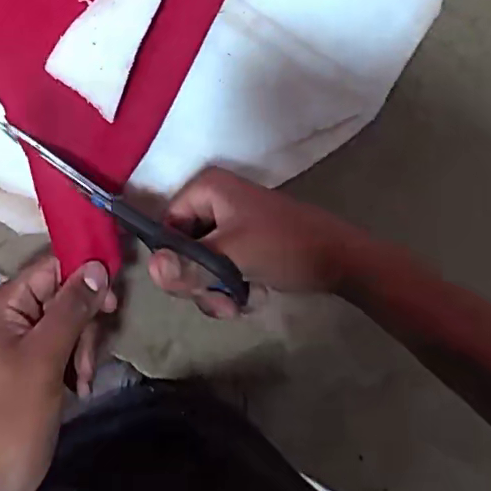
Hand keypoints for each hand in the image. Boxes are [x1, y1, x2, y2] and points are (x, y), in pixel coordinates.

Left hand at [0, 255, 112, 490]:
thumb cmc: (9, 418)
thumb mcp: (44, 359)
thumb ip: (72, 308)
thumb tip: (98, 265)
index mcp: (6, 303)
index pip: (54, 266)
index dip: (86, 275)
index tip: (113, 298)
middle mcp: (13, 314)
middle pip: (66, 293)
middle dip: (86, 322)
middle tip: (91, 355)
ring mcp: (23, 341)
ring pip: (71, 320)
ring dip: (85, 347)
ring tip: (83, 380)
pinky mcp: (34, 365)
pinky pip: (67, 345)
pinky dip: (79, 362)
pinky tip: (81, 387)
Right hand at [147, 167, 368, 318]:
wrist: (337, 258)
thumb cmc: (283, 246)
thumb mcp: (232, 257)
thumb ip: (191, 266)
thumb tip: (153, 268)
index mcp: (206, 188)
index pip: (165, 226)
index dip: (173, 259)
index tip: (189, 285)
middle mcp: (213, 200)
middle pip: (181, 249)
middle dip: (199, 281)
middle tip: (222, 299)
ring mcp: (228, 222)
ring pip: (200, 265)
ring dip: (216, 291)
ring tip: (239, 302)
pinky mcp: (242, 243)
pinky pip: (219, 269)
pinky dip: (230, 288)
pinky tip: (252, 296)